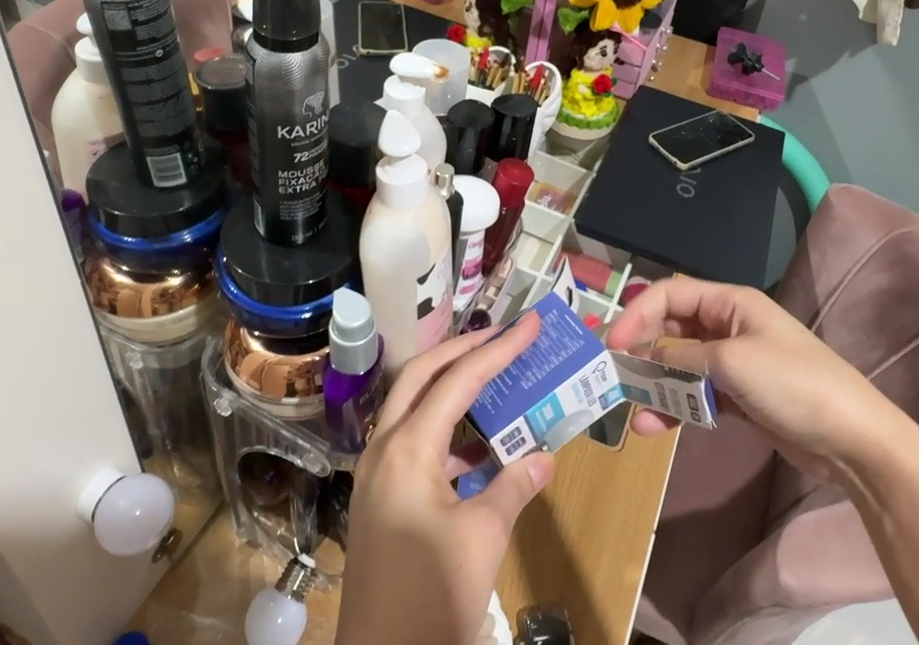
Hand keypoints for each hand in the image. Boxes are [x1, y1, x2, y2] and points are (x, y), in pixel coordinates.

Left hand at [336, 315, 556, 644]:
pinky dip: (447, 433)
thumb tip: (542, 456)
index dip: (498, 350)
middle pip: (421, 377)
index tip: (530, 325)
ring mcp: (377, 474)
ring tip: (495, 376)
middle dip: (462, 350)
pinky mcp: (381, 499)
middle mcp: (384, 449)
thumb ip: (512, 486)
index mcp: (407, 449)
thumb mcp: (483, 537)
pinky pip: (413, 444)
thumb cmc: (432, 594)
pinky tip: (480, 448)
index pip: (458, 381)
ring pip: (413, 409)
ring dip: (451, 388)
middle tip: (504, 335)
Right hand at [604, 276, 909, 480]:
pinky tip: (653, 426)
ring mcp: (733, 364)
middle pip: (671, 328)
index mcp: (731, 303)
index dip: (637, 313)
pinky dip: (674, 407)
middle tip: (611, 373)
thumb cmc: (793, 384)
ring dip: (653, 384)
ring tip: (630, 409)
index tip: (612, 344)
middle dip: (641, 349)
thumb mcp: (732, 362)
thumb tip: (646, 354)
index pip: (671, 294)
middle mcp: (729, 326)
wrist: (853, 439)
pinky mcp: (738, 398)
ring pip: (679, 365)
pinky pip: (695, 395)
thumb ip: (682, 355)